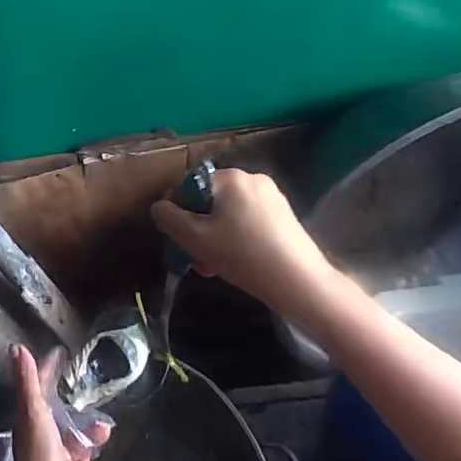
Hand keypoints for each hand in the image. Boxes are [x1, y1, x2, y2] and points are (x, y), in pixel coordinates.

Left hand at [10, 345, 110, 460]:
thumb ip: (28, 381)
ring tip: (104, 428)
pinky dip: (87, 452)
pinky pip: (76, 459)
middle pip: (54, 411)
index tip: (63, 353)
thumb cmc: (39, 455)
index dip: (47, 368)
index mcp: (26, 418)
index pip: (36, 385)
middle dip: (71, 401)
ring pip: (69, 436)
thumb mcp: (34, 412)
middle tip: (90, 390)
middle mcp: (34, 436)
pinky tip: (97, 449)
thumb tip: (16, 347)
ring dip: (86, 431)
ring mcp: (47, 458)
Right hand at [151, 168, 337, 315]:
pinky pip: (248, 220)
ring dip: (215, 237)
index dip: (177, 213)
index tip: (177, 241)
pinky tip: (238, 264)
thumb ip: (169, 219)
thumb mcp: (196, 239)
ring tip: (214, 267)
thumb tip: (159, 207)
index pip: (188, 186)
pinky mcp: (285, 215)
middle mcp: (252, 178)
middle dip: (198, 230)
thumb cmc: (244, 256)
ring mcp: (272, 196)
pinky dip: (237, 238)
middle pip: (209, 201)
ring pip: (228, 213)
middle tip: (196, 260)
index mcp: (230, 177)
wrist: (301, 283)